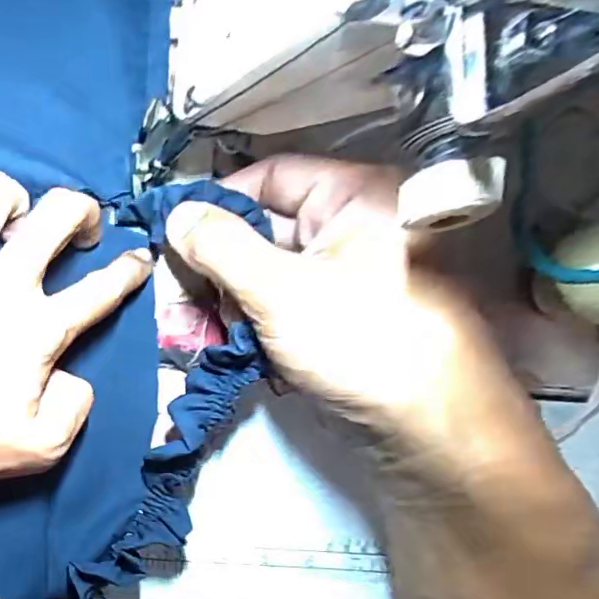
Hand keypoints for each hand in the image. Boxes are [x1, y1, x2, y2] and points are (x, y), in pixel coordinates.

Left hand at [0, 169, 150, 504]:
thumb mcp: (41, 448)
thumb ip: (74, 408)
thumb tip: (72, 378)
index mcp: (40, 328)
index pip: (102, 288)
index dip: (130, 270)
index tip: (138, 260)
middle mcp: (3, 283)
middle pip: (57, 213)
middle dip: (82, 208)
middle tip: (79, 227)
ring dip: (11, 199)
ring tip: (11, 221)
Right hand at [165, 155, 552, 495]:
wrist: (423, 422)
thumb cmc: (359, 340)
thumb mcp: (278, 288)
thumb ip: (220, 247)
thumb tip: (177, 214)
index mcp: (353, 196)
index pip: (271, 176)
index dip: (219, 200)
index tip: (176, 234)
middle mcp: (350, 228)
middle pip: (264, 228)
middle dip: (216, 264)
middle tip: (176, 295)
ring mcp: (344, 276)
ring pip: (268, 273)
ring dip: (227, 299)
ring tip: (195, 329)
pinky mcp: (336, 318)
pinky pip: (281, 305)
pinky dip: (250, 321)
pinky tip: (226, 344)